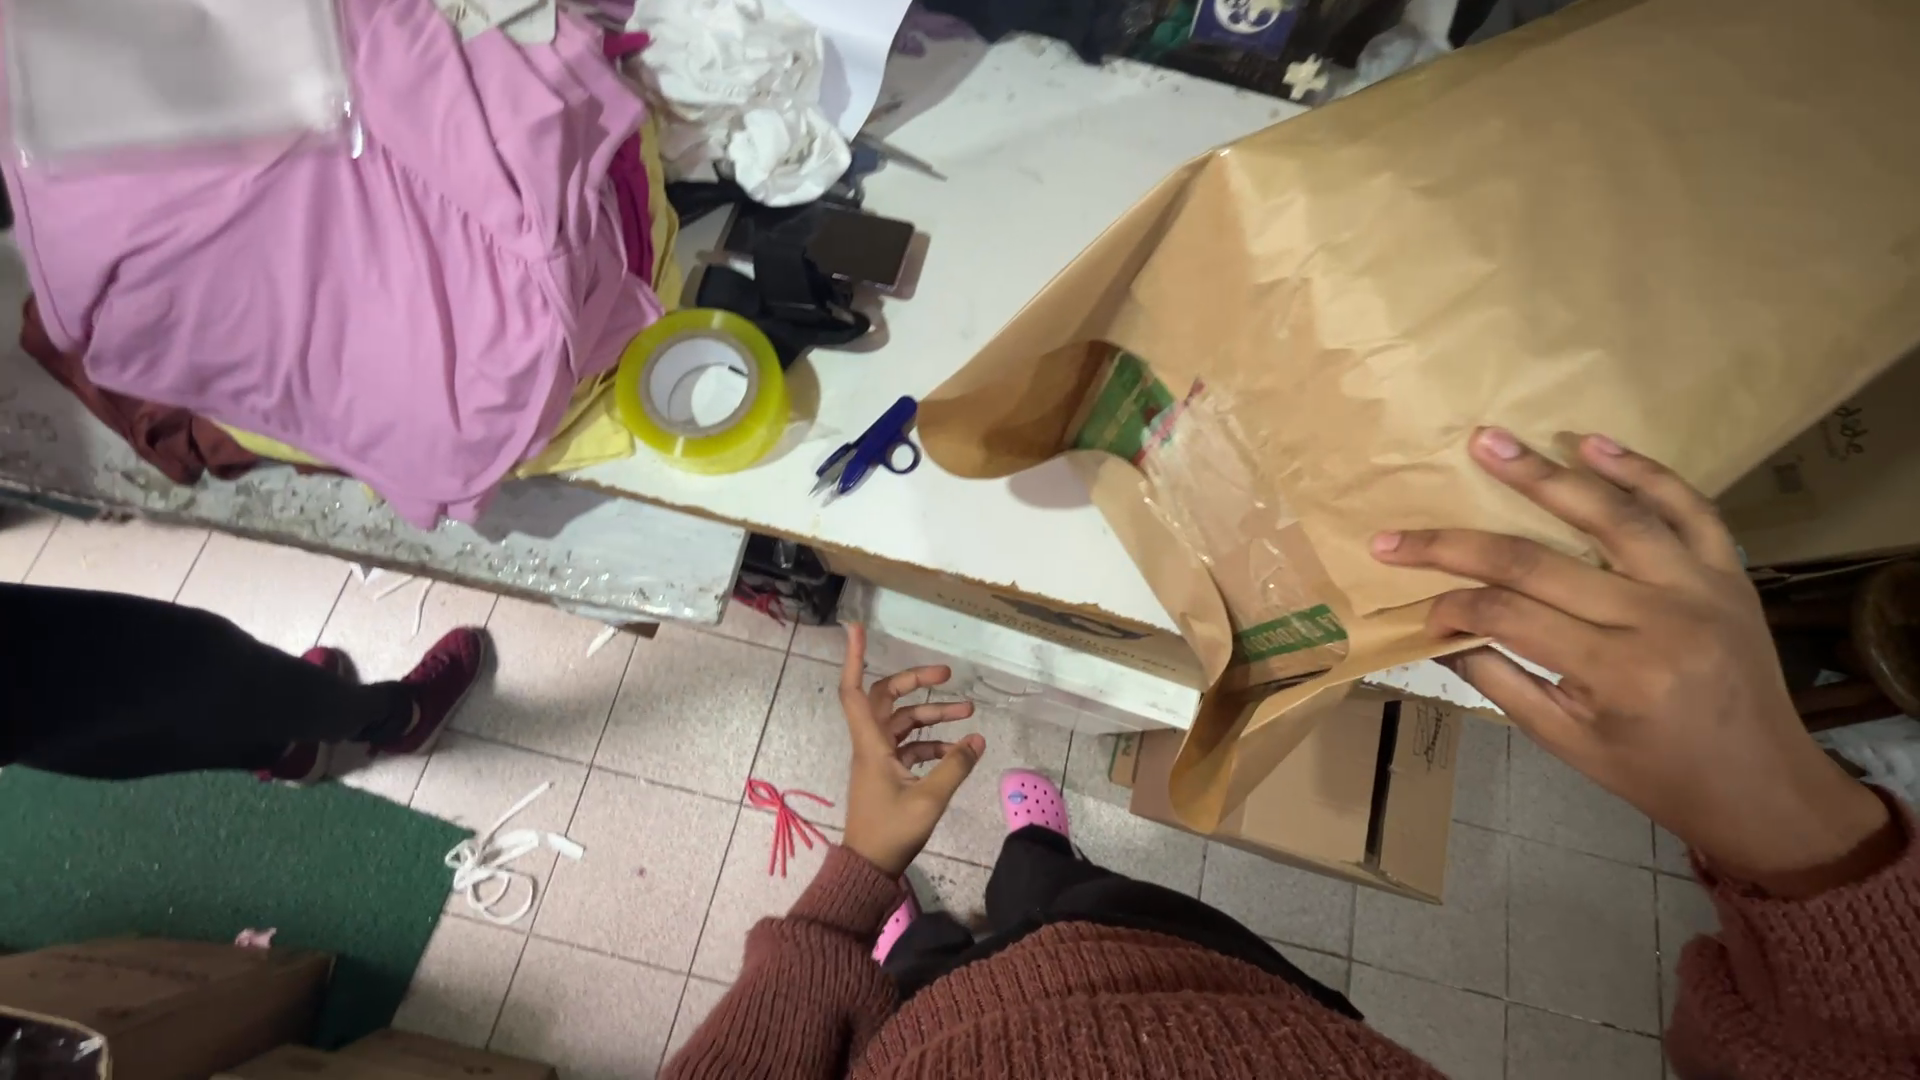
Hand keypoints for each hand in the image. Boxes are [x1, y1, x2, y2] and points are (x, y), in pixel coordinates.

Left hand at [837, 624, 985, 876]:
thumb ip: (955, 766)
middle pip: (887, 698)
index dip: (855, 658)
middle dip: (915, 682)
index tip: (857, 628)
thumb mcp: (929, 799)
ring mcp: (879, 759)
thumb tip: (977, 737)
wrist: (869, 868)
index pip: (856, 690)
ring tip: (968, 711)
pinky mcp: (888, 774)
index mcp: (870, 743)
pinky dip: (932, 742)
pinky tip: (958, 748)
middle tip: (947, 674)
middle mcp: (871, 744)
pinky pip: (910, 746)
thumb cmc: (891, 831)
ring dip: (932, 714)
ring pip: (903, 722)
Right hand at [1372, 428, 1898, 897]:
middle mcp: (1659, 619)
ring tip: (1488, 442)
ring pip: (1610, 515)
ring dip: (1541, 475)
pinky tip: (1591, 443)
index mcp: (1616, 670)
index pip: (1505, 616)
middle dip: (1452, 545)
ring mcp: (1700, 588)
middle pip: (1535, 561)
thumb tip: (1435, 633)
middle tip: (1396, 535)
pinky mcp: (1727, 574)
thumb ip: (1496, 678)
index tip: (1419, 614)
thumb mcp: (1562, 739)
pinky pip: (1690, 509)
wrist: (1766, 787)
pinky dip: (1642, 471)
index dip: (1450, 608)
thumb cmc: (1651, 772)